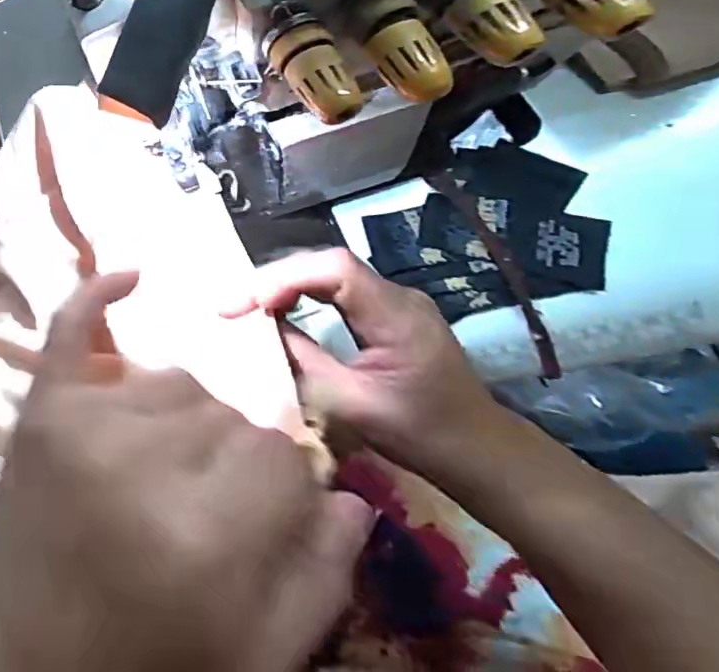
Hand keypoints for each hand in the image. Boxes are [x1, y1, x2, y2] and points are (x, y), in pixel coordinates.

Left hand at [0, 272, 376, 671]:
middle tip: (206, 499)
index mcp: (204, 534)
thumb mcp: (252, 656)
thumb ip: (318, 577)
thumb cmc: (142, 661)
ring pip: (175, 378)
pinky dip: (100, 294)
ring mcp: (80, 419)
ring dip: (183, 415)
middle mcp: (140, 460)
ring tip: (163, 465)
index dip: (283, 486)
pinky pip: (74, 324)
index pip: (281, 455)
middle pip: (227, 410)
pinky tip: (131, 277)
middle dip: (233, 454)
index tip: (264, 513)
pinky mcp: (41, 404)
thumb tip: (349, 495)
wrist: (14, 657)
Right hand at [246, 250, 516, 480]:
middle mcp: (398, 295)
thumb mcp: (355, 408)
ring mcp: (395, 300)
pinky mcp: (389, 311)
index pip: (334, 269)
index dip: (284, 278)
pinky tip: (280, 309)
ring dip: (285, 284)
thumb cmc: (423, 435)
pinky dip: (302, 294)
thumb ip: (304, 364)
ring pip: (329, 272)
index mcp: (397, 316)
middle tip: (234, 306)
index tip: (247, 307)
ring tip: (249, 306)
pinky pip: (337, 288)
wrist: (483, 454)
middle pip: (327, 264)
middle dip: (275, 279)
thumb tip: (260, 332)